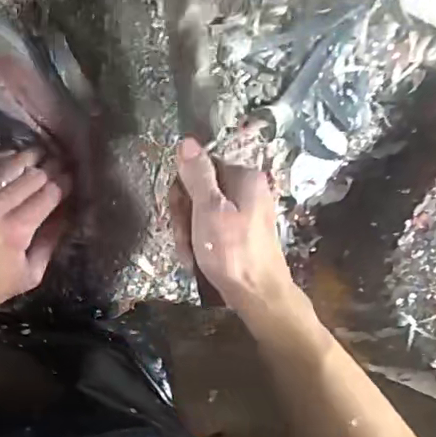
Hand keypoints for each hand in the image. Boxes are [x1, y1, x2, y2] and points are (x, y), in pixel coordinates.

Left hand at [0, 149, 65, 321]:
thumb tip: (64, 218)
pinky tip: (11, 156)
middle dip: (51, 167)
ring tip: (40, 153)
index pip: (49, 193)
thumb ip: (49, 244)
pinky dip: (0, 159)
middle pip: (32, 176)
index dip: (64, 182)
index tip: (72, 177)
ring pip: (8, 166)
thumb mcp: (29, 275)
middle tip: (61, 162)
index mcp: (19, 229)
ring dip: (28, 157)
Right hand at [176, 137, 296, 319]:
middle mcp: (248, 189)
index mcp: (244, 177)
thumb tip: (186, 142)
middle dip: (185, 216)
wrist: (258, 294)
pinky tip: (197, 260)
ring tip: (190, 255)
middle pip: (200, 190)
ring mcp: (246, 212)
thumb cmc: (232, 252)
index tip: (177, 215)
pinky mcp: (242, 233)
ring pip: (202, 212)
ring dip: (189, 233)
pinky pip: (212, 228)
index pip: (199, 167)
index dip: (182, 191)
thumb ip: (197, 175)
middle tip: (184, 239)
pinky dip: (201, 243)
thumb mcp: (208, 210)